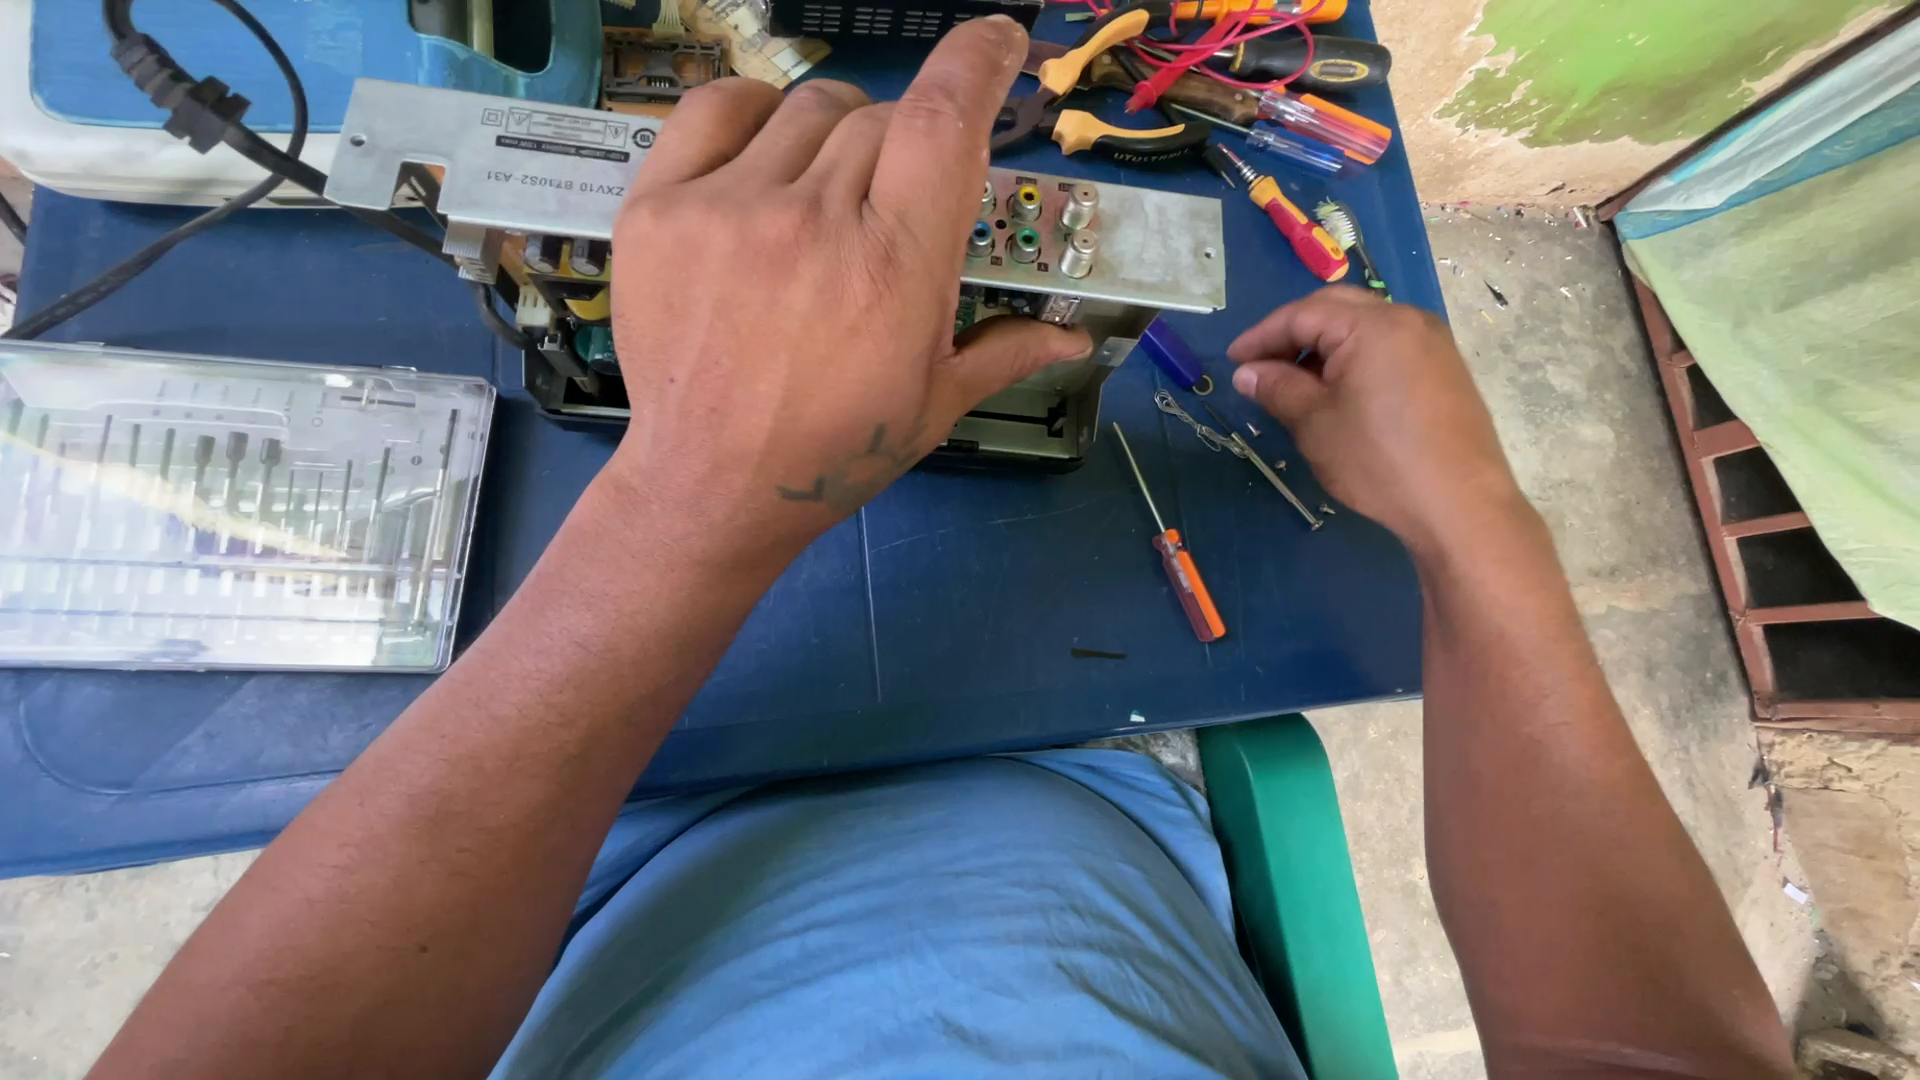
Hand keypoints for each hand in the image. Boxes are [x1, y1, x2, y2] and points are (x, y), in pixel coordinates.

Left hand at [601, 18, 1090, 568]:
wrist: (713, 486)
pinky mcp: (659, 210)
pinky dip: (756, 116)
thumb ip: (1004, 353)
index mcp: (893, 272)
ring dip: (838, 137)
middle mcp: (813, 224)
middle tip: (891, 207)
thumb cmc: (835, 452)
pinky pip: (719, 110)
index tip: (1000, 42)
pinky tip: (768, 161)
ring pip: (808, 110)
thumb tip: (1076, 337)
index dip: (979, 62)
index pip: (944, 121)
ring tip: (829, 198)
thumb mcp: (931, 408)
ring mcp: (727, 210)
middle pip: (880, 117)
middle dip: (903, 149)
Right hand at [1228, 287, 1523, 554]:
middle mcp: (1407, 320)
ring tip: (1292, 381)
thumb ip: (1277, 388)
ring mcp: (1431, 342)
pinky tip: (1335, 391)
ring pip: (1362, 326)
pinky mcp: (1442, 368)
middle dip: (1291, 332)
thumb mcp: (1314, 423)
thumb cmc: (1376, 460)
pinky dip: (1351, 357)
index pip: (1303, 314)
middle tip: (1260, 364)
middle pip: (1335, 309)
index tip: (1232, 361)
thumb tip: (1247, 373)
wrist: (1457, 503)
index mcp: (1372, 326)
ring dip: (1321, 345)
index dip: (1261, 336)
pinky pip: (1385, 346)